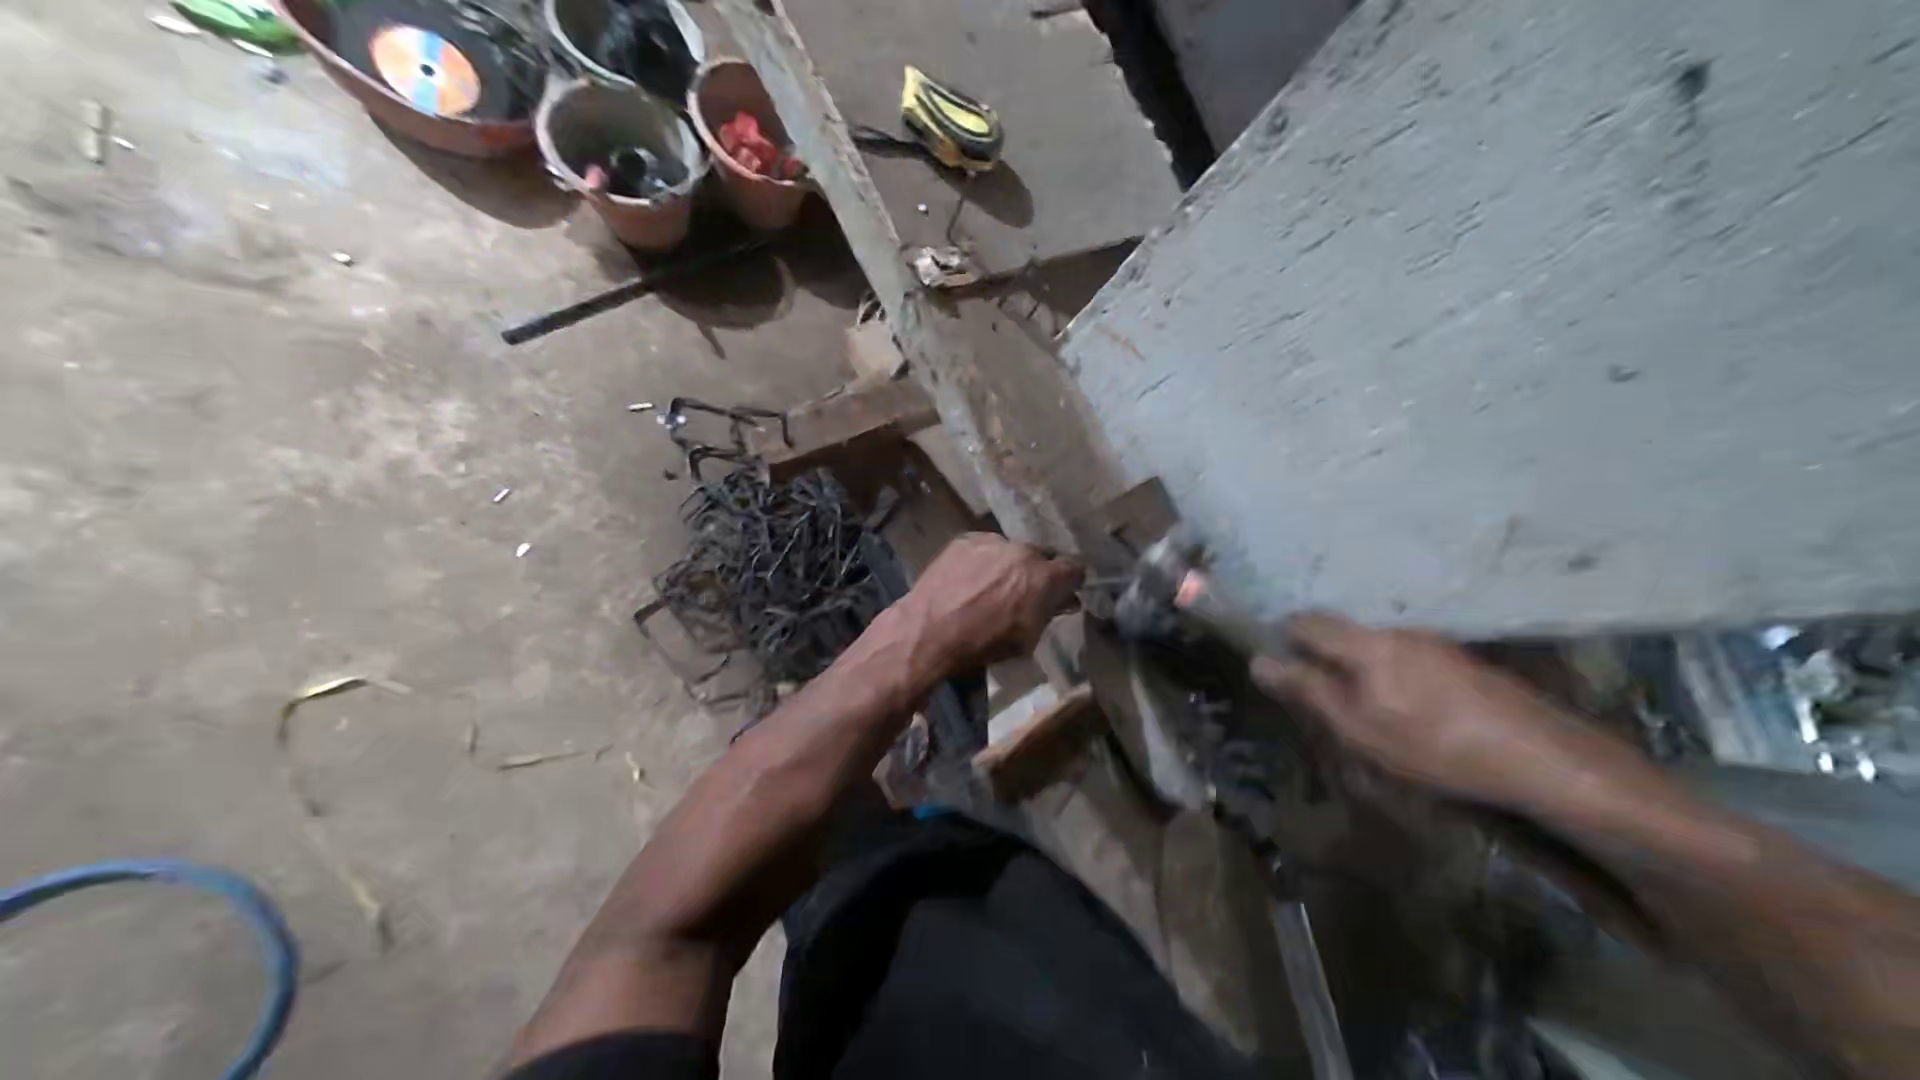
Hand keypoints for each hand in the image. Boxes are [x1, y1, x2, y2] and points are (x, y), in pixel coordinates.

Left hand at [899, 534, 1082, 670]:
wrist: (929, 630)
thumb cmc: (983, 643)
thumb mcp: (1027, 639)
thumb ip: (1050, 613)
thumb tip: (1065, 601)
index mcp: (1044, 577)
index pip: (1075, 568)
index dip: (1069, 582)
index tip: (1060, 593)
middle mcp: (1023, 551)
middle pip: (1041, 556)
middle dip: (1036, 573)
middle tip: (1020, 592)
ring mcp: (992, 541)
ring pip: (1010, 550)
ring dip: (1007, 565)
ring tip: (987, 586)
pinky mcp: (965, 539)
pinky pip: (984, 547)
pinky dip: (982, 560)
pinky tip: (967, 579)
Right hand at [1250, 613, 1621, 808]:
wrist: (1541, 756)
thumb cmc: (1435, 744)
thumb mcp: (1358, 727)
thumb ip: (1307, 691)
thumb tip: (1259, 660)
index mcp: (1365, 642)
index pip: (1306, 621)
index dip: (1282, 637)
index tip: (1275, 664)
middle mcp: (1395, 630)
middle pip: (1340, 630)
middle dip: (1318, 653)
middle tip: (1313, 694)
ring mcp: (1430, 642)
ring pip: (1371, 644)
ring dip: (1353, 665)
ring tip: (1355, 705)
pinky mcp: (1456, 660)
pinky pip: (1401, 656)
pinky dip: (1385, 673)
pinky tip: (1399, 707)